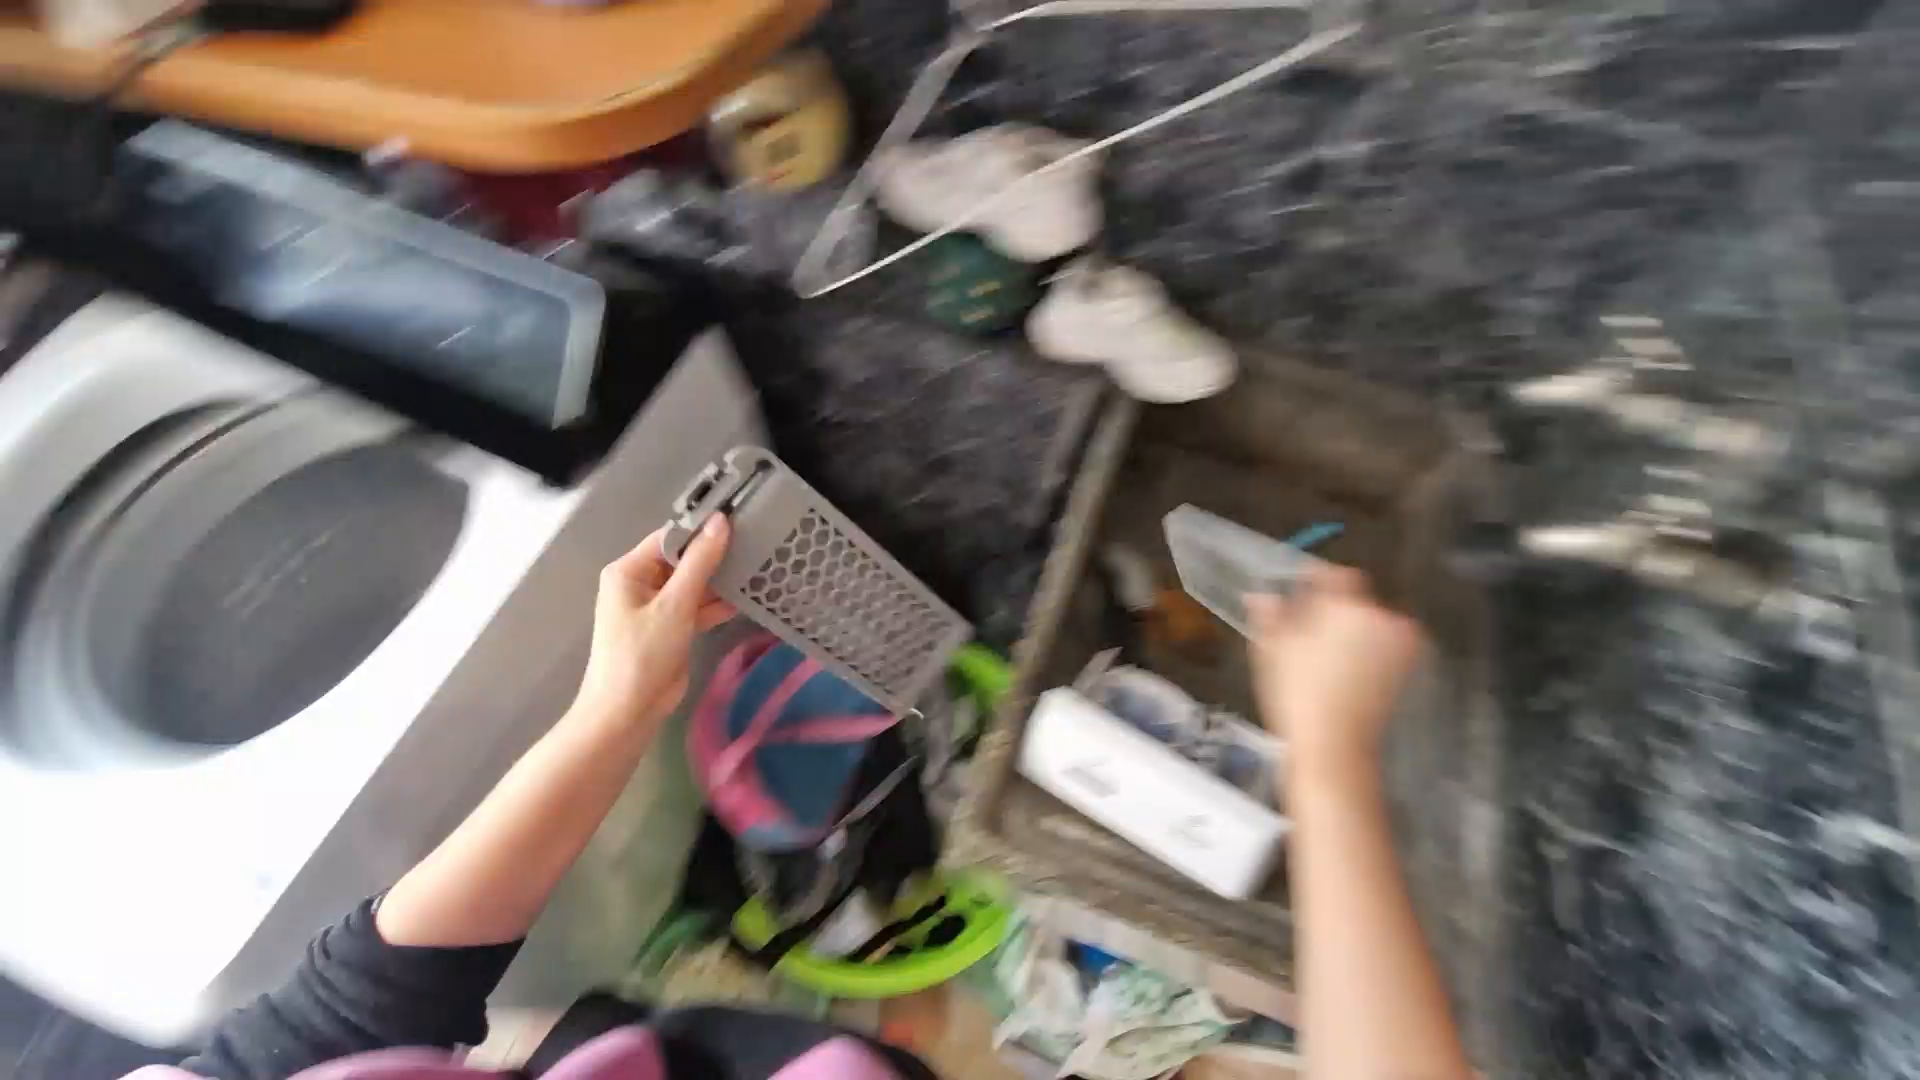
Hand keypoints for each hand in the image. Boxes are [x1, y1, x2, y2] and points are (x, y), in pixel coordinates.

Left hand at [572, 517, 734, 729]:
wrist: (627, 712)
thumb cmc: (643, 653)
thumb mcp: (675, 605)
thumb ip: (700, 563)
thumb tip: (721, 521)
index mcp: (628, 571)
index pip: (669, 538)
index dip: (702, 532)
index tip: (739, 525)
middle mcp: (639, 584)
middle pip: (682, 560)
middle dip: (714, 558)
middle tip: (753, 548)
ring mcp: (655, 607)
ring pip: (692, 584)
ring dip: (718, 583)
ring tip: (754, 571)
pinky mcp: (669, 627)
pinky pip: (695, 607)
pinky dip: (714, 606)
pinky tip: (743, 601)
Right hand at [1247, 566, 1425, 783]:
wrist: (1334, 746)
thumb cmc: (1297, 694)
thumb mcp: (1272, 651)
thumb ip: (1271, 616)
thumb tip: (1261, 595)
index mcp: (1348, 607)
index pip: (1337, 576)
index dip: (1317, 577)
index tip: (1300, 584)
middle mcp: (1382, 618)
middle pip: (1356, 600)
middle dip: (1335, 607)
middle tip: (1307, 623)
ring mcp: (1401, 645)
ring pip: (1371, 622)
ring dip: (1352, 627)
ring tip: (1324, 648)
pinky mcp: (1408, 669)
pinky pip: (1384, 643)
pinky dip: (1367, 647)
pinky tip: (1342, 666)